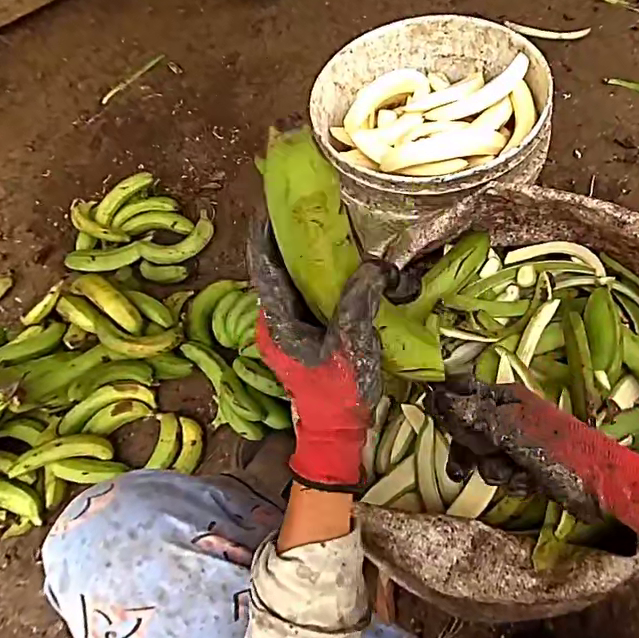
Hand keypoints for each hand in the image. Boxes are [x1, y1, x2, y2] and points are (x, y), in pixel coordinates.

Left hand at [247, 222, 401, 492]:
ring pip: (287, 282)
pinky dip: (312, 275)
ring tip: (319, 227)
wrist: (334, 430)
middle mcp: (274, 321)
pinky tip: (333, 263)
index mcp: (278, 322)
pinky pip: (301, 294)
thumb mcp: (351, 348)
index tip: (270, 207)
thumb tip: (375, 266)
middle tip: (304, 208)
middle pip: (274, 270)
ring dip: (299, 256)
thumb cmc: (338, 393)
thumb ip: (358, 305)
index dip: (263, 236)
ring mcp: (285, 328)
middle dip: (285, 239)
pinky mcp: (299, 333)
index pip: (263, 268)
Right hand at [431, 377, 638, 543]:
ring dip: (492, 469)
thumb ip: (474, 415)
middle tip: (466, 465)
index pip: (464, 389)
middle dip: (468, 449)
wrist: (605, 490)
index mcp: (506, 396)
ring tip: (511, 475)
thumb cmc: (562, 452)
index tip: (431, 414)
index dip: (445, 402)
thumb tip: (438, 397)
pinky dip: (509, 481)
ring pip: (481, 453)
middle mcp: (508, 415)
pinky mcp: (525, 465)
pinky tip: (526, 484)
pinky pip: (500, 471)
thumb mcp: (515, 432)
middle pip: (466, 426)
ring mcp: (516, 441)